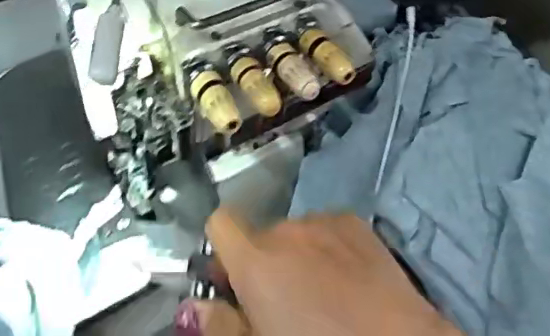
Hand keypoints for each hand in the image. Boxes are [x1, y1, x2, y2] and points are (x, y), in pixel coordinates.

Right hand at [181, 208, 457, 335]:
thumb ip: (224, 327)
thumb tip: (192, 308)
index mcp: (253, 260)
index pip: (218, 224)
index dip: (222, 250)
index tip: (232, 280)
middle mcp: (281, 231)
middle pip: (260, 236)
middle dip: (266, 264)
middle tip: (284, 306)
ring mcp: (321, 223)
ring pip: (296, 235)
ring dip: (299, 258)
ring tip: (324, 297)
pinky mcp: (357, 225)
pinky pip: (328, 230)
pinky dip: (330, 250)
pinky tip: (350, 282)